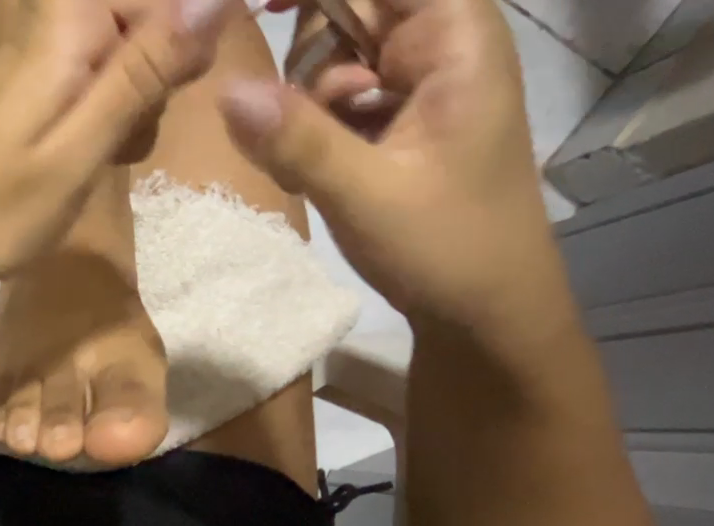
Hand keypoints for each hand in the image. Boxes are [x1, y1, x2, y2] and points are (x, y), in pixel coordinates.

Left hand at [0, 0, 242, 300]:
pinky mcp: (26, 95)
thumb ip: (143, 73)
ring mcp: (35, 63)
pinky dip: (102, 117)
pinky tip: (91, 157)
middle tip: (131, 135)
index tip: (176, 90)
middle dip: (156, 72)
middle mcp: (49, 28)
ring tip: (109, 156)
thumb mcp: (81, 150)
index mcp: (64, 27)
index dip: (183, 33)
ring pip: (119, 54)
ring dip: (132, 102)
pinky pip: (88, 82)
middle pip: (139, 18)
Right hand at [223, 0, 569, 333]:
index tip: (261, 5)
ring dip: (303, 104)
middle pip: (349, 8)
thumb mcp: (363, 195)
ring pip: (332, 56)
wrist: (486, 307)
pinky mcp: (397, 118)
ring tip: (308, 166)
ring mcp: (415, 83)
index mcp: (453, 37)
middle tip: (296, 123)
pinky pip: (334, 99)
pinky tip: (310, 175)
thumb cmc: (445, 246)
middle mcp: (437, 44)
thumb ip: (297, 139)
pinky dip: (311, 130)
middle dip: (308, 58)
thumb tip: (227, 90)